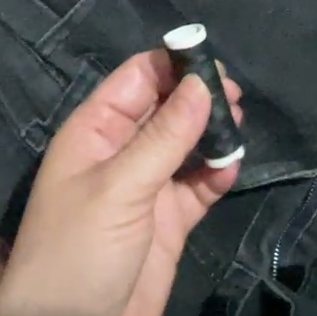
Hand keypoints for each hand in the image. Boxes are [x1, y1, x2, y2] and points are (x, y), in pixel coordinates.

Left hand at [0, 51, 243, 315]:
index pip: (137, 79)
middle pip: (165, 107)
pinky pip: (197, 185)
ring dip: (212, 132)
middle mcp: (121, 151)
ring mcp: (145, 187)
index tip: (212, 61)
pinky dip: (216, 174)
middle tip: (235, 96)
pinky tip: (231, 167)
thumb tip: (202, 83)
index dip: (172, 65)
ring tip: (239, 125)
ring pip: (185, 144)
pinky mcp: (167, 222)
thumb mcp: (119, 189)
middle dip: (199, 96)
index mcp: (95, 131)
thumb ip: (163, 137)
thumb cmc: (77, 253)